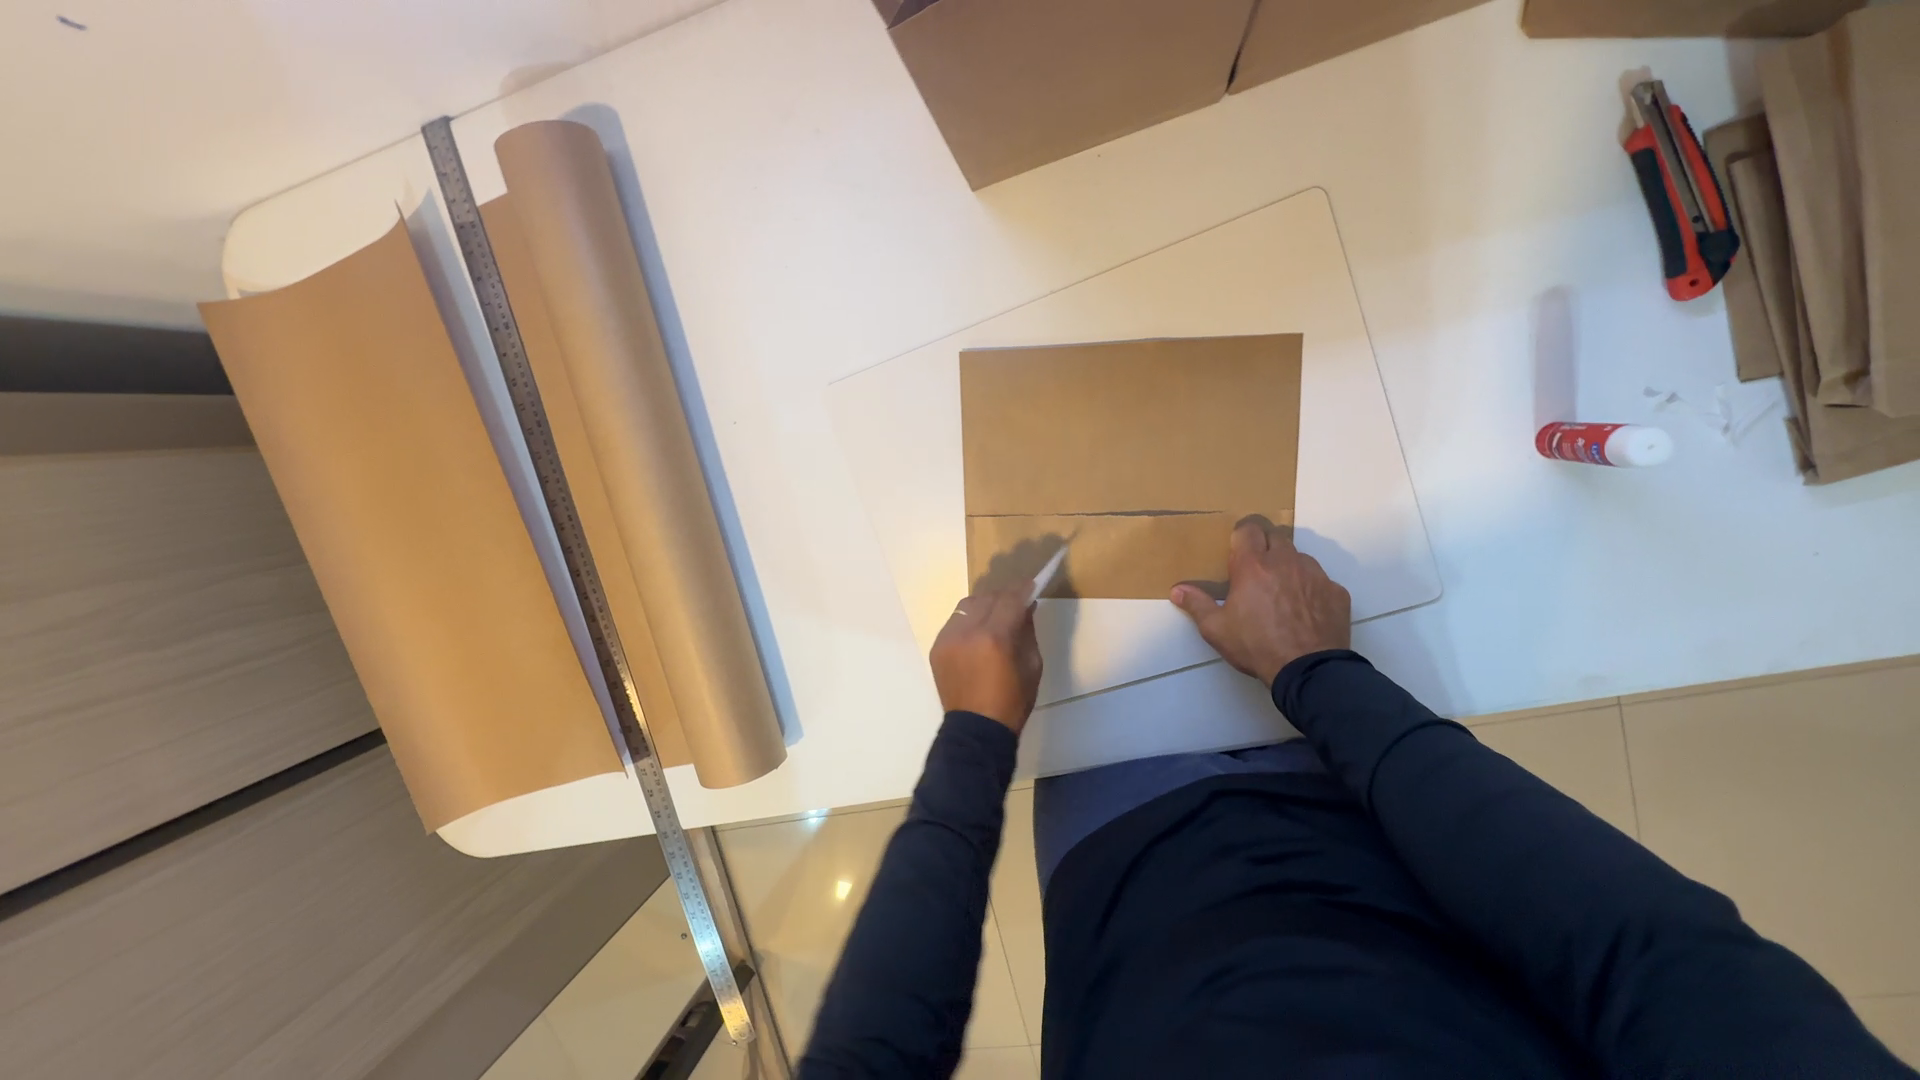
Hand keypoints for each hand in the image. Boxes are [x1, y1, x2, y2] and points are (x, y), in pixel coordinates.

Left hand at [930, 584, 1042, 733]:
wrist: (976, 729)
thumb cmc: (1012, 701)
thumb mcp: (1032, 665)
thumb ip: (1027, 630)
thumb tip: (1026, 607)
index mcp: (995, 638)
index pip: (1010, 600)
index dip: (1023, 589)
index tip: (1031, 584)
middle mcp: (968, 632)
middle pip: (988, 597)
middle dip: (1004, 595)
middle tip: (1016, 600)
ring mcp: (948, 638)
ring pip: (968, 605)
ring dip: (985, 604)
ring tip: (996, 614)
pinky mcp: (937, 647)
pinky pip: (954, 621)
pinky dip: (969, 620)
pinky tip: (978, 631)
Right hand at [1170, 521, 1351, 686]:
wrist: (1308, 670)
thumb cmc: (1256, 646)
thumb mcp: (1217, 629)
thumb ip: (1197, 604)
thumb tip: (1177, 590)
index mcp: (1253, 566)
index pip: (1248, 529)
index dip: (1241, 538)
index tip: (1237, 555)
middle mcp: (1286, 561)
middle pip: (1275, 537)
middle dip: (1264, 548)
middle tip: (1256, 573)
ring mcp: (1315, 575)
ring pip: (1300, 557)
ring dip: (1289, 567)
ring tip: (1282, 594)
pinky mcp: (1336, 592)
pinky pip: (1321, 581)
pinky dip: (1311, 589)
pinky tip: (1305, 611)